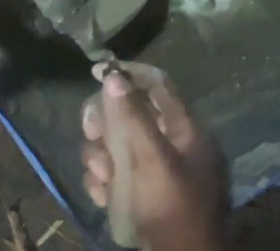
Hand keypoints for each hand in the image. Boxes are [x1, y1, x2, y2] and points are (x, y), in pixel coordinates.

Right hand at [82, 62, 227, 250]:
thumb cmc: (173, 207)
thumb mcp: (153, 159)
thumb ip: (134, 116)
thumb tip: (113, 77)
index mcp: (188, 132)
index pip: (158, 85)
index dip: (128, 73)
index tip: (96, 71)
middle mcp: (174, 145)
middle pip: (130, 112)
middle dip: (105, 121)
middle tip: (91, 131)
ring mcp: (157, 170)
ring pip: (117, 142)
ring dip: (101, 154)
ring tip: (102, 176)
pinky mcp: (143, 191)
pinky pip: (115, 170)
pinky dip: (104, 178)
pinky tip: (102, 194)